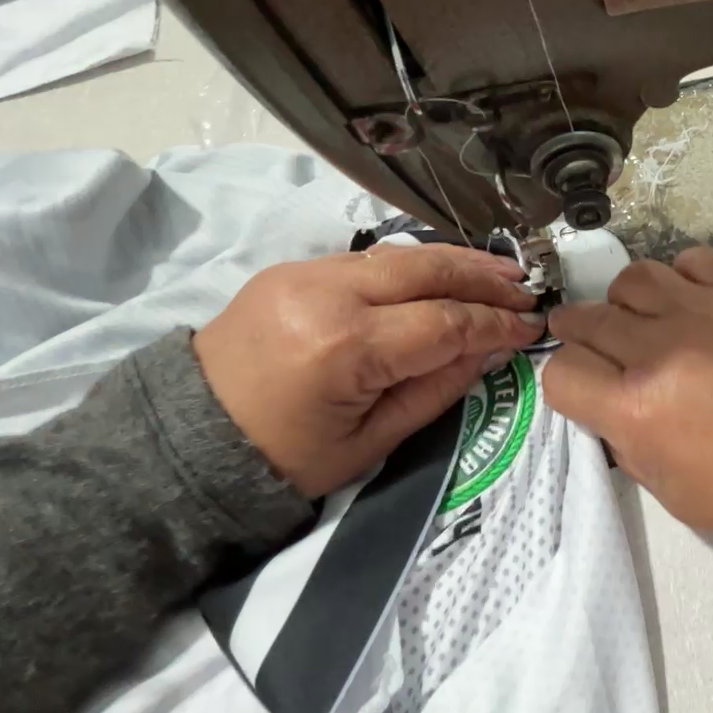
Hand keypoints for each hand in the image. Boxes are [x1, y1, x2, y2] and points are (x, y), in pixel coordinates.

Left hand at [193, 243, 545, 497]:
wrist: (181, 442)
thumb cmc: (282, 459)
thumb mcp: (373, 440)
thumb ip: (439, 388)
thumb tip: (490, 349)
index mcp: (345, 347)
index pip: (446, 323)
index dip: (496, 325)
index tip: (531, 329)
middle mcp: (326, 294)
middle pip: (429, 271)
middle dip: (486, 279)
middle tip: (528, 290)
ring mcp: (305, 273)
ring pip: (403, 254)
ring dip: (458, 262)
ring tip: (502, 272)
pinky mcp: (294, 269)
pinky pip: (373, 258)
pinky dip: (419, 264)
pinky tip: (448, 273)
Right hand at [543, 246, 712, 537]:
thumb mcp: (668, 489)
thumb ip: (626, 443)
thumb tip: (609, 408)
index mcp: (635, 408)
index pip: (563, 371)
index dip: (568, 378)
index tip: (584, 382)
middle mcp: (659, 350)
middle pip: (591, 318)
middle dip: (582, 330)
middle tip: (595, 337)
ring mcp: (702, 311)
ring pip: (635, 278)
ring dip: (628, 298)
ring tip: (643, 314)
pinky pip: (694, 259)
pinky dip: (682, 273)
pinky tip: (689, 294)